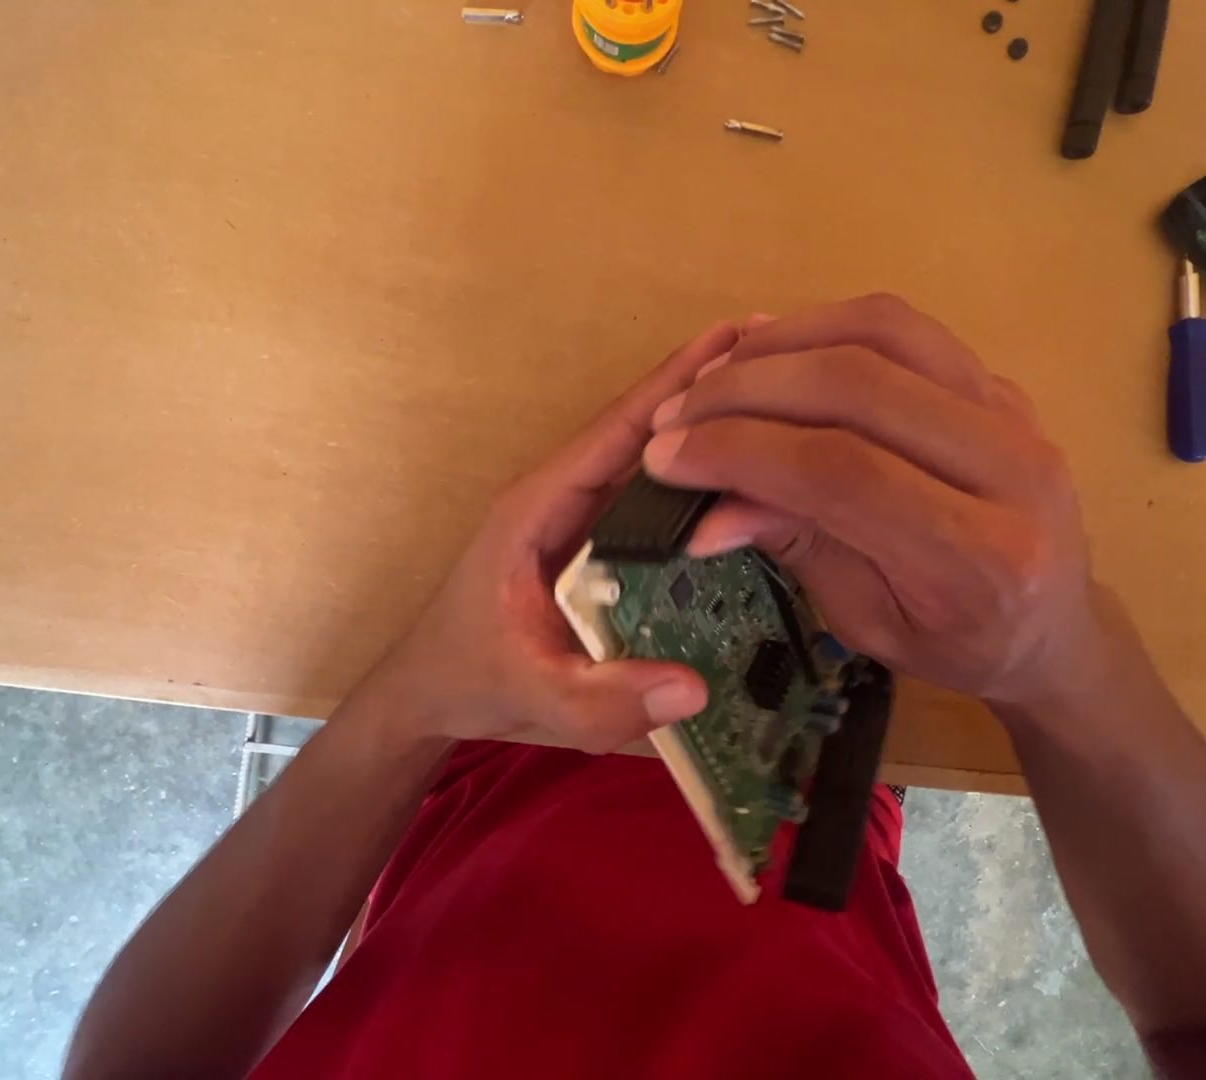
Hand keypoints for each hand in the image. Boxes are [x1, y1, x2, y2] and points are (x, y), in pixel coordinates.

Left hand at [363, 321, 748, 752]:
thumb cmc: (470, 680)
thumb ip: (603, 701)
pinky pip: (642, 497)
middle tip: (773, 358)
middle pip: (634, 434)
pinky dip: (686, 476)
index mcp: (535, 510)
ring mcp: (571, 516)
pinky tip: (731, 474)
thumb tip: (696, 686)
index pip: (612, 435)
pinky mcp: (585, 539)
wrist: (432, 689)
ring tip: (766, 400)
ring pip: (640, 460)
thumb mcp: (534, 698)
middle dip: (698, 394)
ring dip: (695, 428)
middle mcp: (556, 498)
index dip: (671, 388)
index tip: (730, 342)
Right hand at [641, 294, 1107, 710]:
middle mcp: (1012, 467)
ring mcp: (1014, 411)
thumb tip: (703, 511)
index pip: (840, 473)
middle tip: (677, 412)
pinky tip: (768, 347)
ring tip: (713, 375)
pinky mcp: (999, 381)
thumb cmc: (954, 643)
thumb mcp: (865, 620)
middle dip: (745, 392)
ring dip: (780, 345)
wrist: (1054, 624)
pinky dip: (823, 325)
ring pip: (882, 333)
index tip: (666, 454)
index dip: (741, 452)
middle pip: (858, 387)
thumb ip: (796, 546)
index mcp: (978, 556)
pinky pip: (904, 327)